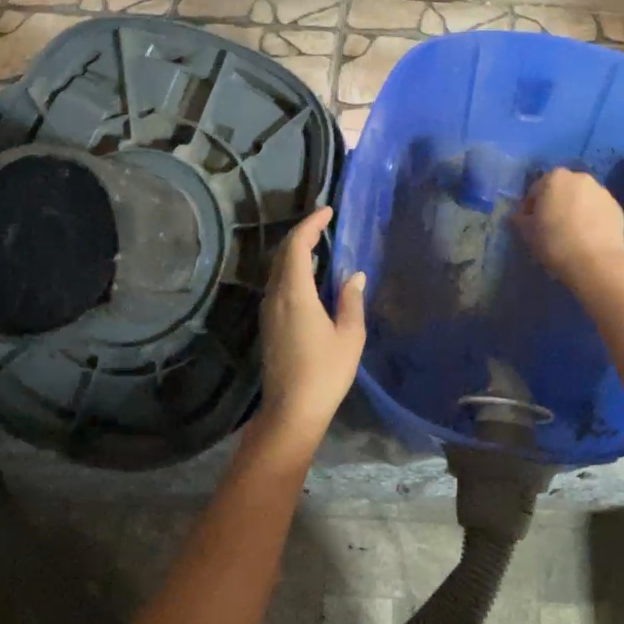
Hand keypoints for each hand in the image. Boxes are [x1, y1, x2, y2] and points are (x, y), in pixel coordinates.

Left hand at [256, 207, 365, 452]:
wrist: (291, 411)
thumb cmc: (325, 373)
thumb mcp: (349, 336)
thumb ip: (351, 300)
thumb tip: (354, 276)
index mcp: (295, 293)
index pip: (298, 246)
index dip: (311, 225)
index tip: (328, 211)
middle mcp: (276, 296)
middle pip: (284, 254)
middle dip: (302, 234)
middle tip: (324, 223)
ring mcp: (269, 311)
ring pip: (278, 269)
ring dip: (295, 252)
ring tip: (319, 244)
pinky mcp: (269, 324)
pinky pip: (278, 284)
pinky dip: (292, 269)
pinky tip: (309, 275)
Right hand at [516, 168, 623, 290]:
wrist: (596, 263)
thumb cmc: (555, 243)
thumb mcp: (528, 232)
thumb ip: (521, 219)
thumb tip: (519, 216)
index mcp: (554, 178)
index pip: (535, 189)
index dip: (531, 207)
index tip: (531, 224)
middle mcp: (580, 177)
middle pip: (562, 189)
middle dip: (556, 203)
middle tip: (551, 226)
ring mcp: (602, 191)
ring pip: (582, 198)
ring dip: (575, 209)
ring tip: (572, 232)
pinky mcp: (617, 207)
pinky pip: (598, 210)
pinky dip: (592, 218)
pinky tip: (589, 237)